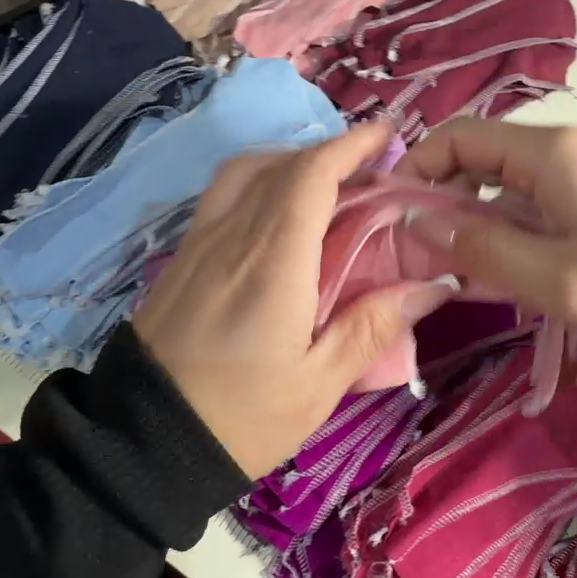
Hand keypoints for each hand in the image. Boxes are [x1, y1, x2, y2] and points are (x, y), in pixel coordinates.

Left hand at [133, 122, 458, 477]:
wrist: (142, 442)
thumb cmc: (239, 419)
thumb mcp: (318, 385)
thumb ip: (372, 326)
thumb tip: (434, 284)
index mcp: (274, 261)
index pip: (312, 175)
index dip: (351, 146)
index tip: (387, 135)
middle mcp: (234, 234)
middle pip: (283, 165)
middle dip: (331, 154)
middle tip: (371, 172)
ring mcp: (200, 240)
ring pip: (247, 171)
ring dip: (290, 161)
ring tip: (325, 185)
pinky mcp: (181, 256)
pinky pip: (223, 194)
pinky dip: (258, 181)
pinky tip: (277, 214)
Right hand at [398, 119, 576, 356]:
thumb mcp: (555, 280)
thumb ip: (481, 248)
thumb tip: (419, 221)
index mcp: (551, 153)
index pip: (459, 137)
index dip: (418, 168)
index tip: (397, 216)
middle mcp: (566, 146)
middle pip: (481, 157)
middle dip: (445, 199)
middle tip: (428, 253)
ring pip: (508, 180)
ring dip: (480, 217)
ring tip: (466, 268)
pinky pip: (539, 196)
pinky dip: (514, 224)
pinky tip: (513, 265)